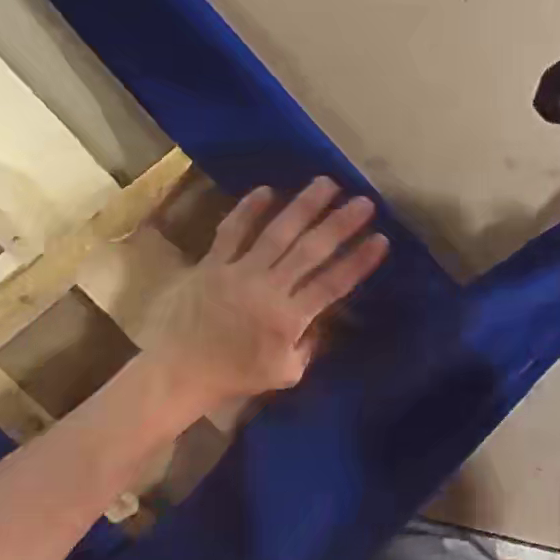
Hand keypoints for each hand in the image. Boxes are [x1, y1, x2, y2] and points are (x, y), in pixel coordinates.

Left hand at [141, 176, 390, 408]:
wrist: (179, 371)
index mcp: (289, 319)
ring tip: (326, 184)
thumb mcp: (284, 374)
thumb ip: (308, 347)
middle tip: (364, 202)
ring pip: (277, 233)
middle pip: (311, 251)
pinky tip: (267, 190)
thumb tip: (320, 322)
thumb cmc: (233, 376)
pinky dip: (248, 209)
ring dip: (304, 206)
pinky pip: (231, 231)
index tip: (380, 239)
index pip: (332, 284)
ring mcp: (238, 272)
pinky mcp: (212, 264)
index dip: (358, 261)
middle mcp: (269, 288)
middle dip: (340, 224)